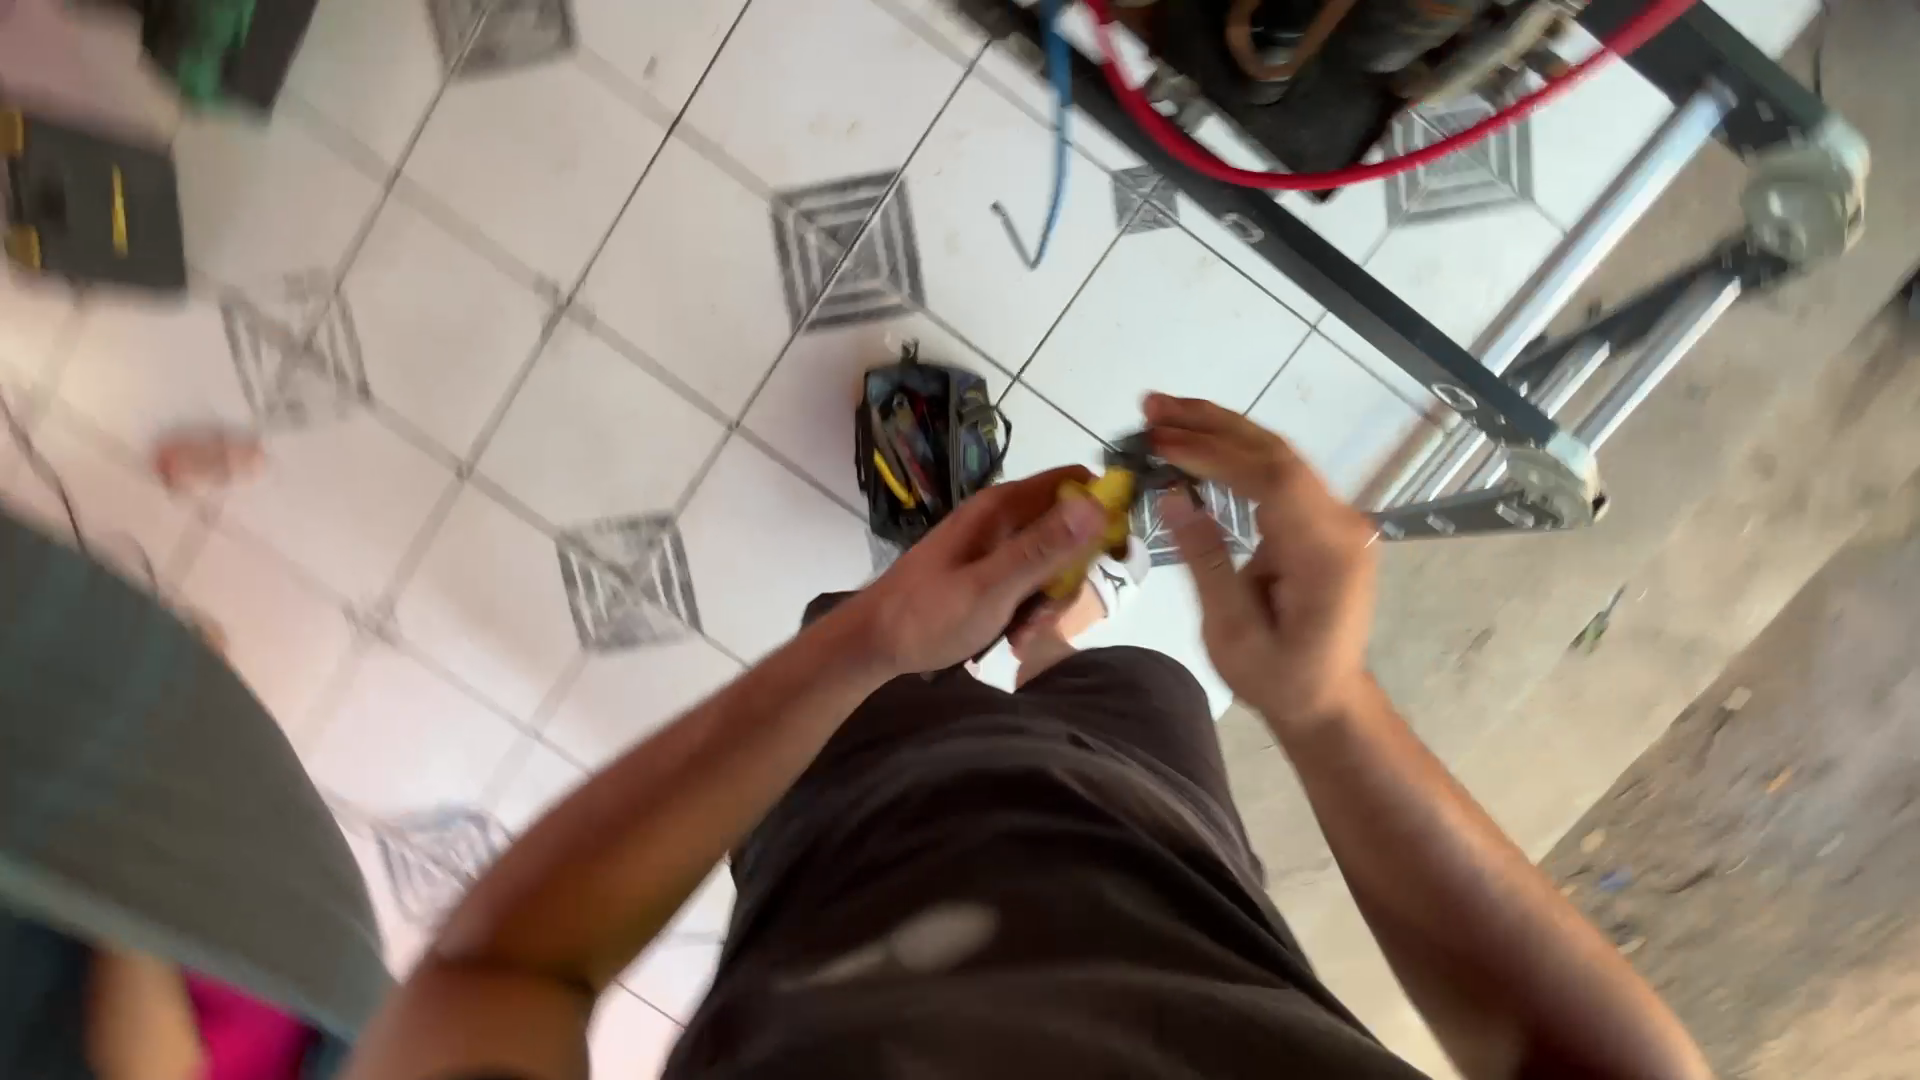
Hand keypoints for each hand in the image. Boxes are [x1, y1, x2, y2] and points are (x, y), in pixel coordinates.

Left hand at [838, 465, 1109, 675]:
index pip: (1075, 483)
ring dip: (1046, 603)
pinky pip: (1026, 582)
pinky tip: (1010, 638)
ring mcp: (994, 544)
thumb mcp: (993, 587)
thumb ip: (1045, 548)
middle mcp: (1002, 517)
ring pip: (1050, 563)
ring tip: (1019, 636)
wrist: (874, 643)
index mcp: (1004, 507)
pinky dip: (1027, 610)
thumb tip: (1100, 505)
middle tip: (1044, 615)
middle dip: (1069, 576)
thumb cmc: (928, 615)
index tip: (1111, 558)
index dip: (1102, 512)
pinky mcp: (986, 569)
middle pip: (1069, 530)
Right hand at [1145, 394, 1377, 731]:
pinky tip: (1196, 441)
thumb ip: (1207, 560)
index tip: (1159, 444)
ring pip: (1276, 455)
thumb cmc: (1277, 678)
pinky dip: (1232, 452)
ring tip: (1162, 413)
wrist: (1326, 699)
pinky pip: (1275, 474)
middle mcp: (1341, 523)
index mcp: (1326, 553)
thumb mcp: (1232, 631)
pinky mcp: (1318, 521)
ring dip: (1218, 429)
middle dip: (1210, 424)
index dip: (1213, 453)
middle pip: (1277, 453)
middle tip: (1150, 406)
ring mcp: (1334, 519)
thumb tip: (1172, 495)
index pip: (1272, 479)